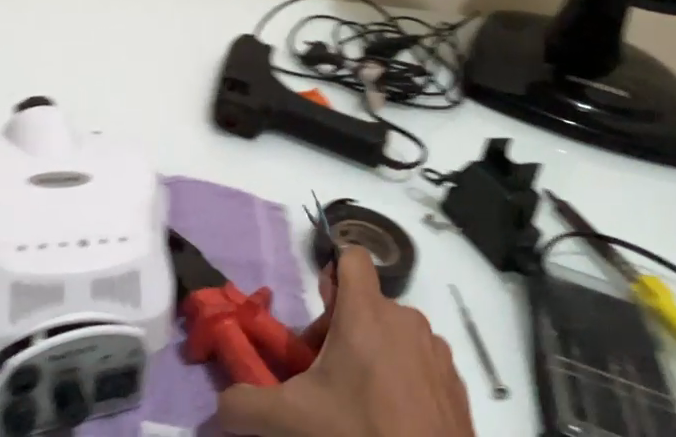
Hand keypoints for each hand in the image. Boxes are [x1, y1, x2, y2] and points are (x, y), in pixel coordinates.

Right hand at [217, 246, 473, 436]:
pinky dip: (403, 381)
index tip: (319, 311)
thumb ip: (244, 402)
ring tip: (357, 403)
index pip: (352, 256)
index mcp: (367, 312)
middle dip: (341, 333)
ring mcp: (435, 352)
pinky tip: (390, 420)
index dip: (333, 274)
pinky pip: (420, 364)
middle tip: (324, 378)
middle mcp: (406, 319)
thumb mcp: (289, 420)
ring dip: (372, 356)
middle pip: (366, 305)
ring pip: (393, 336)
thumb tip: (220, 403)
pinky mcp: (455, 384)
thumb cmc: (357, 433)